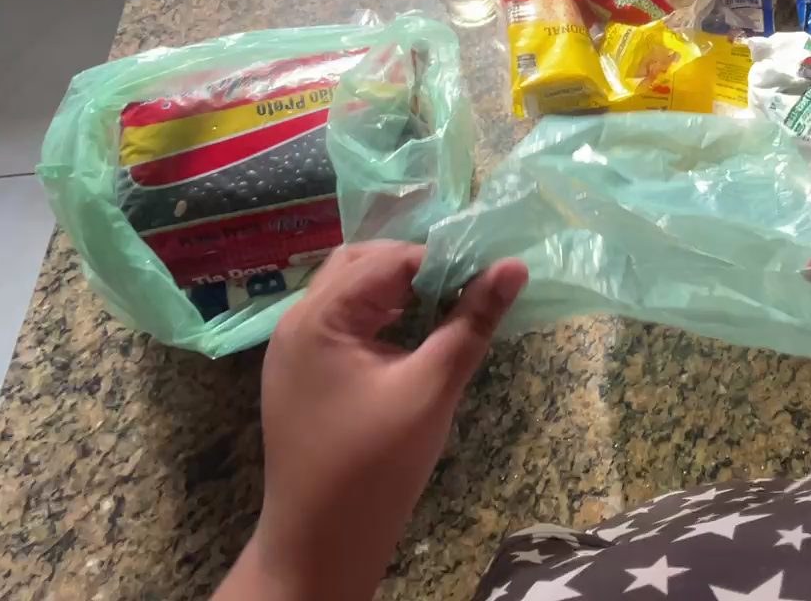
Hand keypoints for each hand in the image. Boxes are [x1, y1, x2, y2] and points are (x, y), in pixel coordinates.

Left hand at [228, 244, 526, 600]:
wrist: (317, 550)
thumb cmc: (374, 467)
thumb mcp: (432, 388)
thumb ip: (472, 320)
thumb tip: (515, 266)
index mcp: (320, 319)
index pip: (389, 260)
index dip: (442, 259)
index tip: (485, 273)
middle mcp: (299, 322)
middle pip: (362, 263)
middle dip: (416, 264)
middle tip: (463, 281)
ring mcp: (296, 348)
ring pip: (351, 288)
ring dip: (398, 285)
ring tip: (444, 300)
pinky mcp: (304, 371)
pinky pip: (344, 318)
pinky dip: (381, 310)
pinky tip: (413, 329)